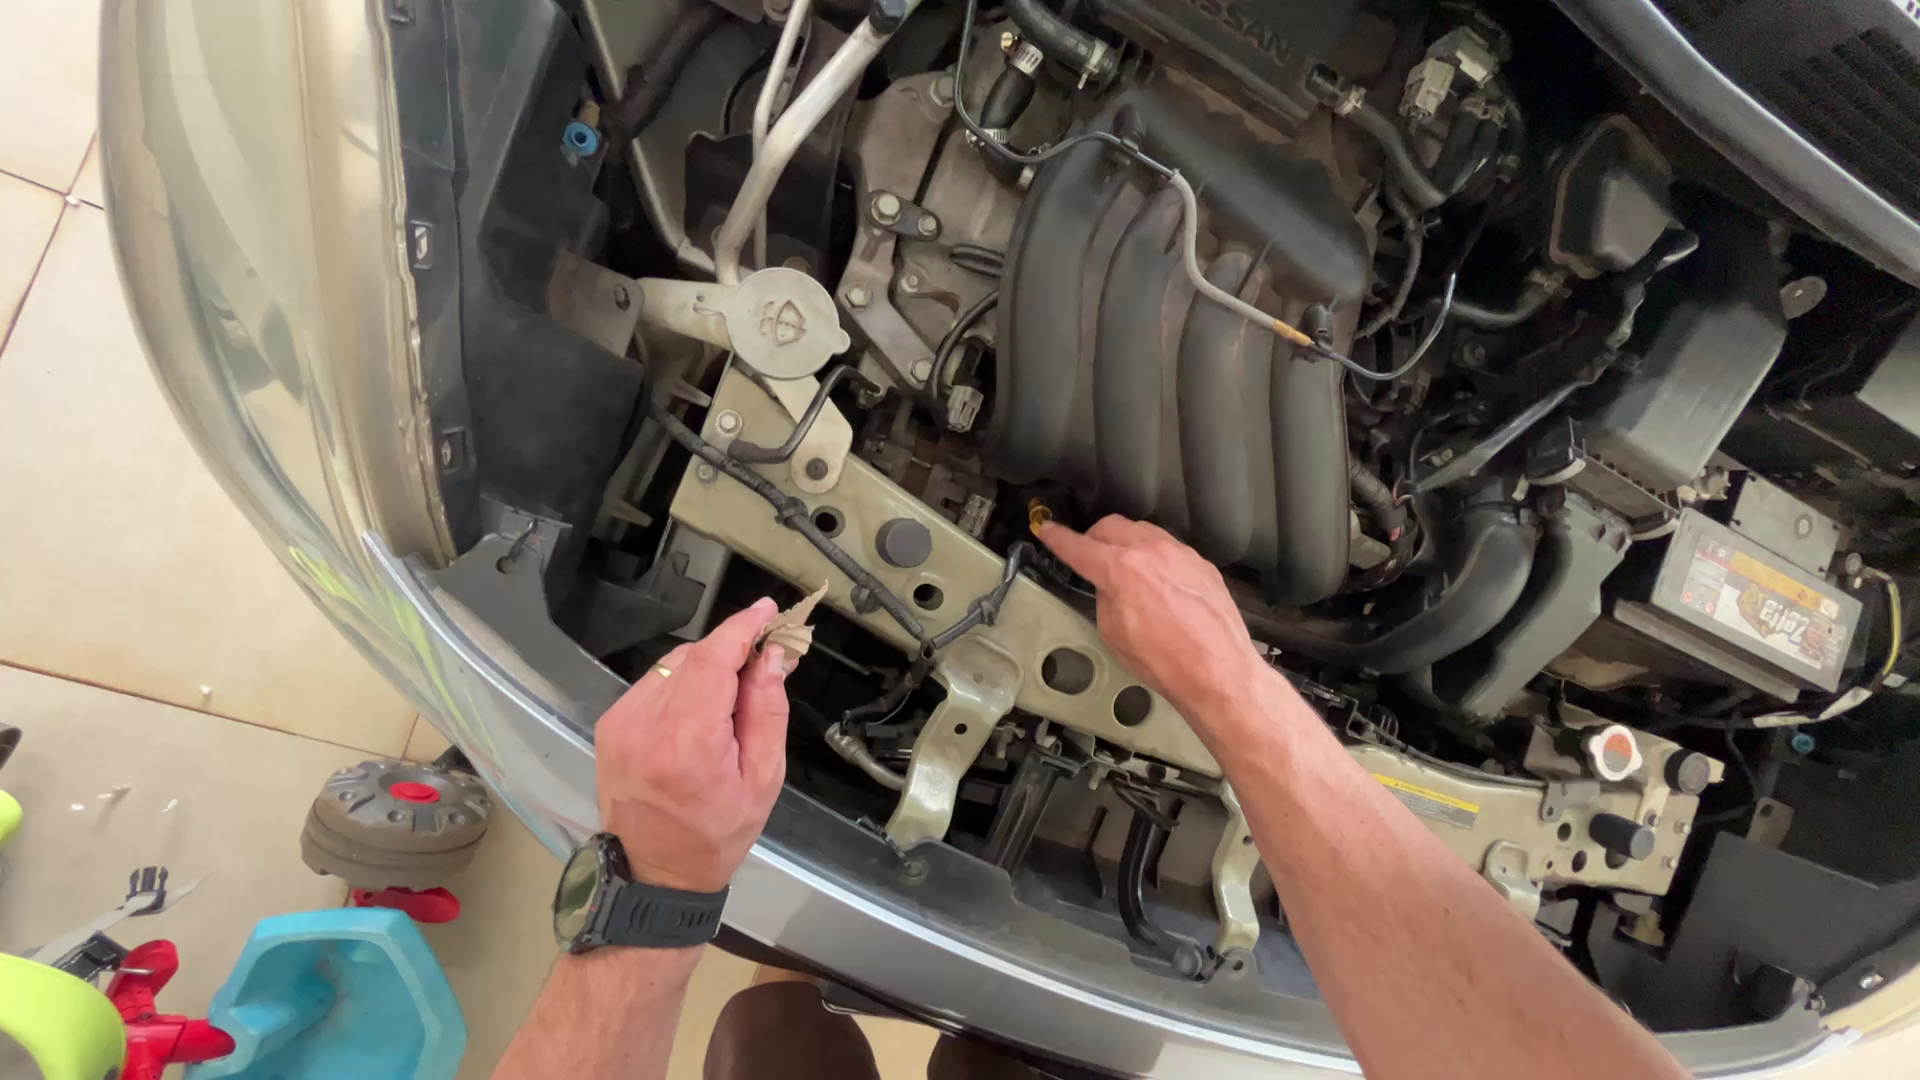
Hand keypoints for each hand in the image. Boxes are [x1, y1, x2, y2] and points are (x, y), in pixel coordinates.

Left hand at [594, 598, 793, 892]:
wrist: (654, 874)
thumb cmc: (718, 833)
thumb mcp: (763, 777)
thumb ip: (768, 710)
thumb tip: (771, 656)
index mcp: (686, 742)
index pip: (713, 659)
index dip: (742, 628)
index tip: (767, 610)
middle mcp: (644, 725)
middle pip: (695, 656)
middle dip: (734, 647)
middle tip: (768, 658)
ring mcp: (621, 723)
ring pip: (675, 664)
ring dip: (710, 665)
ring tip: (738, 691)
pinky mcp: (611, 724)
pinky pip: (657, 682)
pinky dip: (687, 682)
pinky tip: (705, 707)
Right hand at [1037, 516, 1268, 722]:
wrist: (1219, 672)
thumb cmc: (1167, 661)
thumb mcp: (1113, 633)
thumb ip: (1104, 598)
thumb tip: (1108, 585)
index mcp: (1122, 570)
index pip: (1079, 547)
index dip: (1057, 537)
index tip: (1046, 528)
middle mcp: (1152, 552)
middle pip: (1110, 526)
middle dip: (1093, 538)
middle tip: (1088, 556)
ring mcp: (1180, 554)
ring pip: (1141, 531)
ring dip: (1125, 543)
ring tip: (1124, 570)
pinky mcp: (1201, 564)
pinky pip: (1169, 547)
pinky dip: (1153, 557)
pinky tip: (1156, 583)